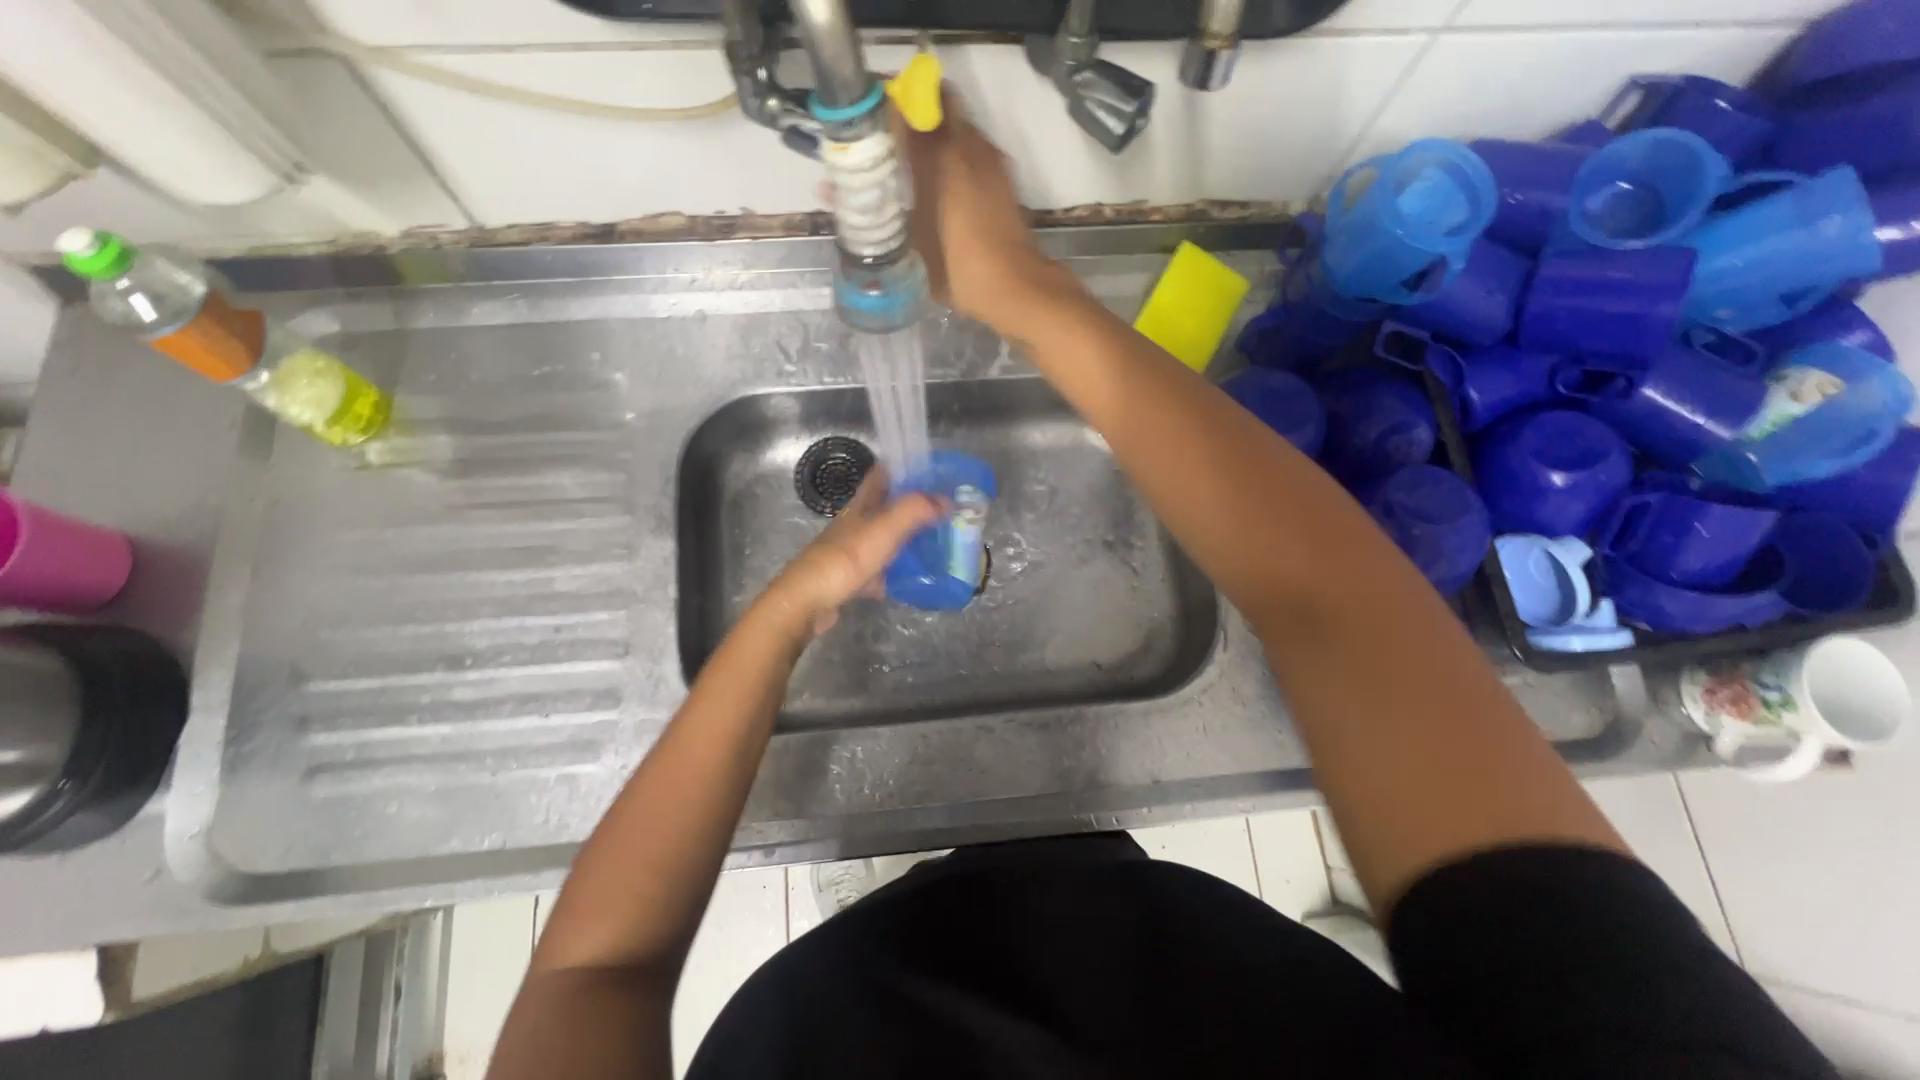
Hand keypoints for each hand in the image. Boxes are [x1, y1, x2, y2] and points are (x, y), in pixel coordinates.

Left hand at [763, 469, 944, 637]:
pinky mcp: (852, 578)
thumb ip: (914, 511)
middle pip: (886, 507)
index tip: (933, 471)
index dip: (904, 468)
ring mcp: (852, 552)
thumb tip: (946, 500)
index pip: (882, 475)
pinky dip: (898, 573)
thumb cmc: (845, 559)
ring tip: (938, 542)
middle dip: (914, 506)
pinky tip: (915, 579)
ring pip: (885, 539)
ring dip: (907, 539)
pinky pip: (881, 571)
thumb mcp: (884, 529)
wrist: (809, 600)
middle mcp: (856, 524)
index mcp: (861, 505)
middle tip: (945, 510)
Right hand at [892, 92, 1089, 341]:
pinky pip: (974, 152)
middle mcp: (968, 146)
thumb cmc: (959, 266)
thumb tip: (849, 180)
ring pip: (961, 129)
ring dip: (940, 137)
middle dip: (919, 114)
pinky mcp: (1004, 180)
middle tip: (894, 138)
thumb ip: (891, 197)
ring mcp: (992, 161)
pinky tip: (941, 185)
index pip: (914, 106)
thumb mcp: (916, 235)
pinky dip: (957, 157)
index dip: (894, 102)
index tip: (873, 111)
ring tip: (914, 163)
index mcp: (941, 156)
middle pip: (943, 107)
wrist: (1015, 286)